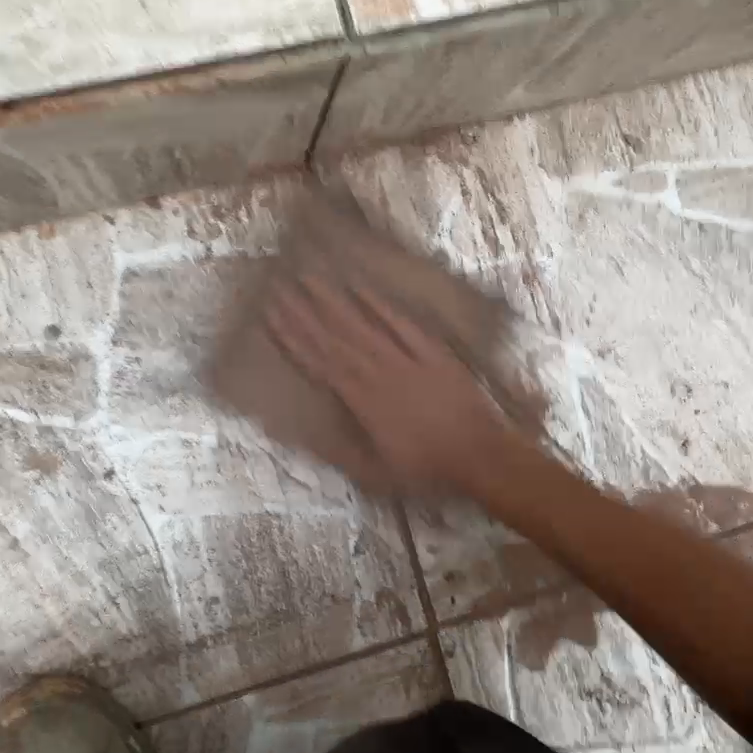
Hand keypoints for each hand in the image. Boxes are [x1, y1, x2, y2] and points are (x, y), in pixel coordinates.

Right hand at [265, 274, 513, 498]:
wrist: (482, 457)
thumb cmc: (426, 470)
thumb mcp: (374, 474)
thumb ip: (333, 450)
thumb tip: (290, 430)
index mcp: (361, 400)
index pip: (318, 362)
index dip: (292, 337)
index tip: (270, 315)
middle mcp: (378, 372)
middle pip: (334, 336)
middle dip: (304, 312)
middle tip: (279, 286)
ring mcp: (406, 358)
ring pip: (363, 324)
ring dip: (334, 301)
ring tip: (310, 277)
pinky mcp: (432, 352)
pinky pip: (402, 324)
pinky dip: (381, 305)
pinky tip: (361, 287)